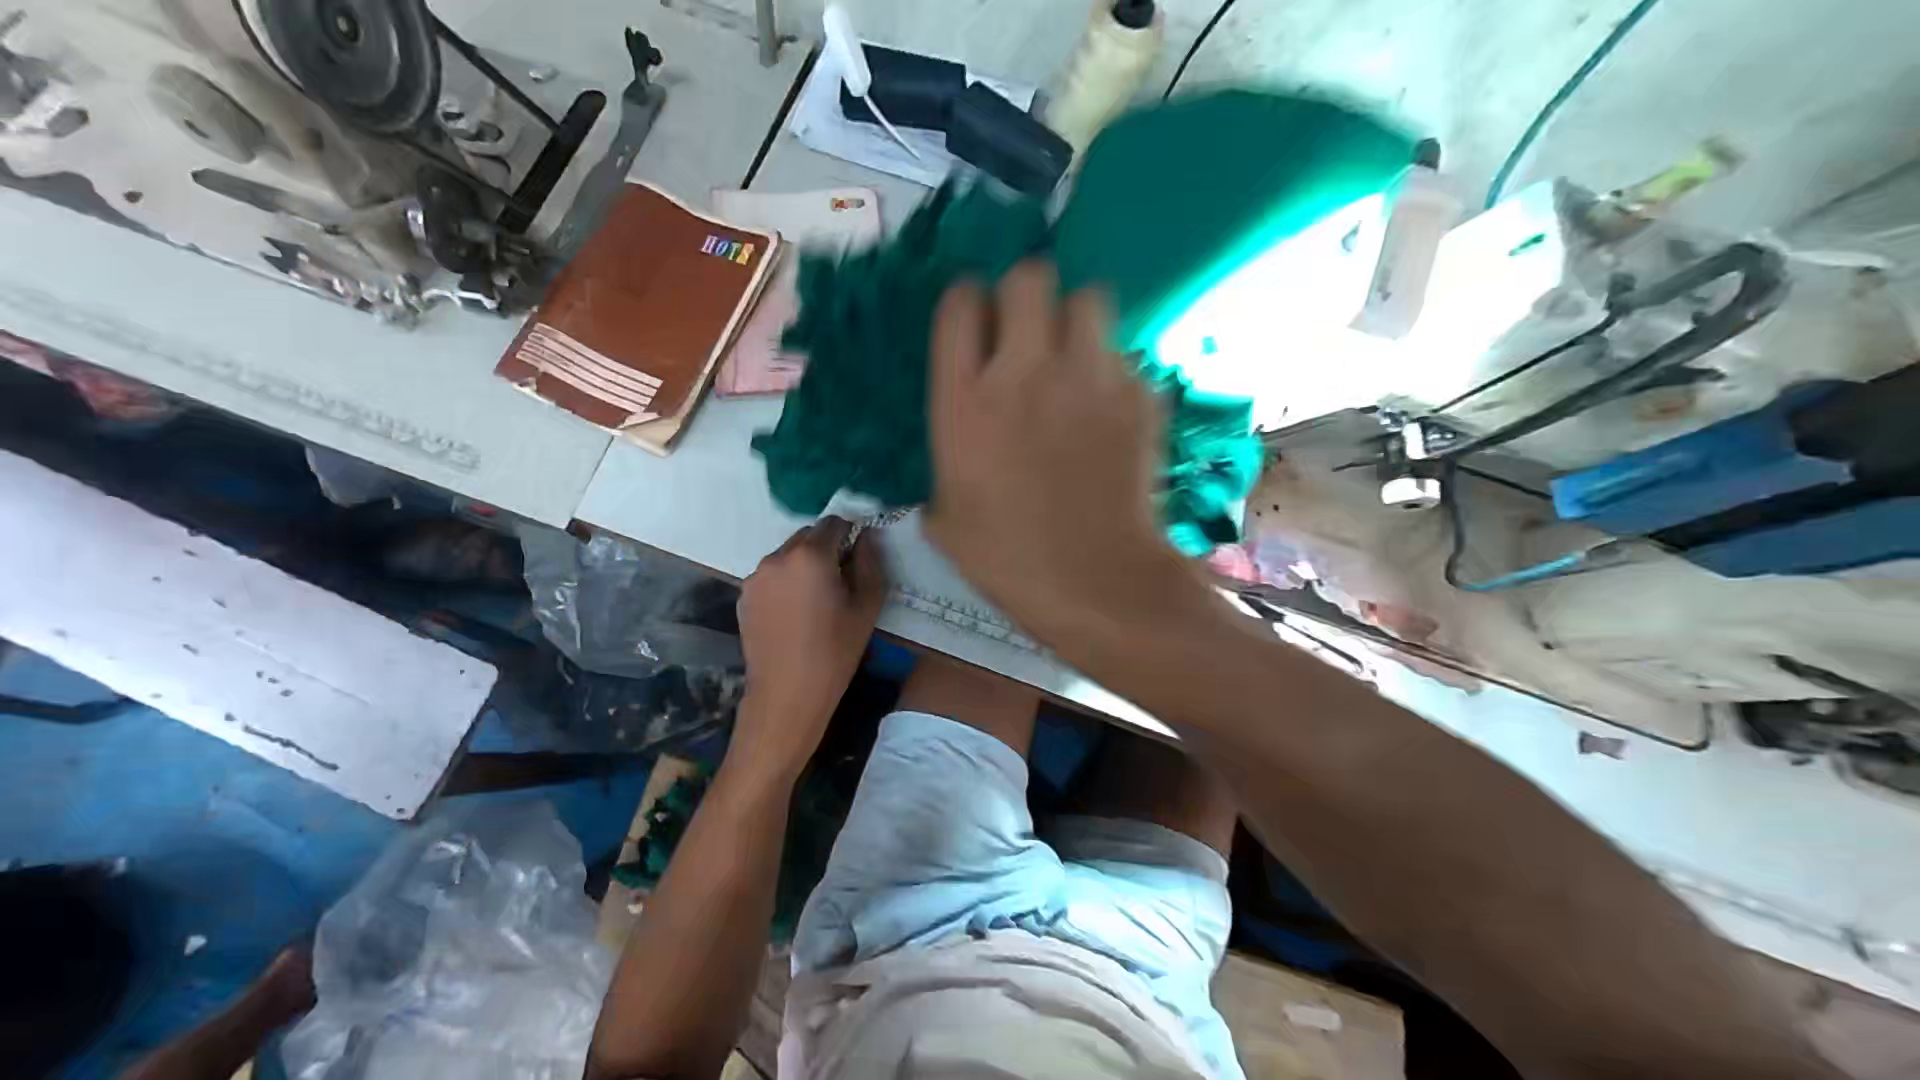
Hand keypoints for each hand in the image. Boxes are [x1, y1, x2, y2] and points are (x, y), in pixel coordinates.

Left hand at [731, 517, 887, 781]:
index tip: (858, 558)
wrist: (787, 693)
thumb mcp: (867, 606)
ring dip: (803, 565)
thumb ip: (871, 562)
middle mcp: (778, 556)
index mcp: (811, 555)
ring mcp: (756, 576)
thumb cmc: (836, 651)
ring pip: (787, 556)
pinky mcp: (743, 595)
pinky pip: (771, 576)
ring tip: (815, 601)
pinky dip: (785, 583)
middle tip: (839, 582)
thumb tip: (867, 536)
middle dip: (825, 549)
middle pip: (807, 536)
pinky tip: (794, 614)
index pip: (834, 523)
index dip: (850, 535)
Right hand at [925, 260, 1200, 646]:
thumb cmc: (1007, 558)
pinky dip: (1111, 370)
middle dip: (1026, 293)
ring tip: (1075, 357)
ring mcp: (1087, 377)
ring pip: (1088, 298)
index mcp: (964, 400)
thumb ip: (946, 456)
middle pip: (1028, 277)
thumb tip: (961, 438)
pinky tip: (1108, 408)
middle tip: (1030, 328)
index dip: (969, 301)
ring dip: (1076, 319)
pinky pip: (1123, 355)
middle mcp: (1023, 372)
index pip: (960, 304)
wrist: (1094, 581)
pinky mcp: (1137, 394)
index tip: (977, 321)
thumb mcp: (945, 513)